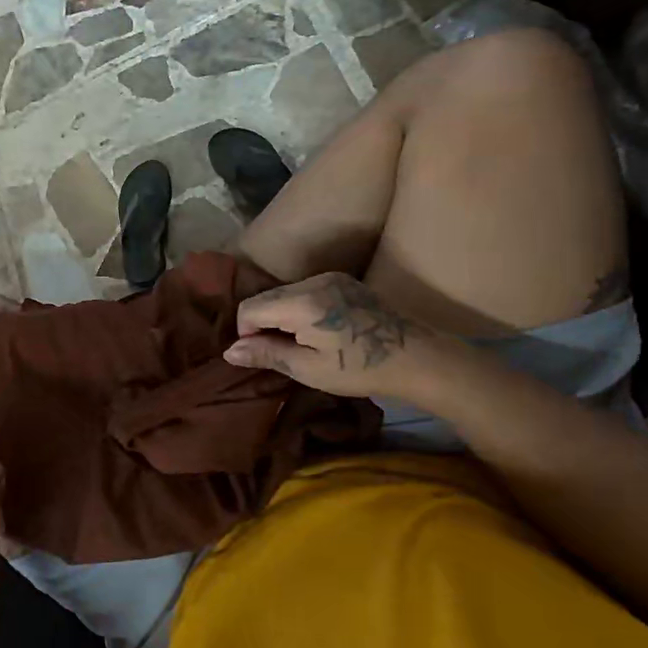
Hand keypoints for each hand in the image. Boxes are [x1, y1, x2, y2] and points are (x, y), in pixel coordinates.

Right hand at [223, 272, 443, 398]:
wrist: (418, 358)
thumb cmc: (360, 369)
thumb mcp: (308, 369)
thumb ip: (266, 354)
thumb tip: (229, 351)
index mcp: (302, 303)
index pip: (250, 308)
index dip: (246, 333)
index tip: (263, 355)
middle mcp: (313, 281)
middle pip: (265, 298)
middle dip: (262, 325)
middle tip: (281, 353)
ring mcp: (330, 278)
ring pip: (283, 294)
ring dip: (280, 317)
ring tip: (299, 344)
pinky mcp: (342, 281)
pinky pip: (303, 291)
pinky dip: (297, 310)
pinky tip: (316, 331)